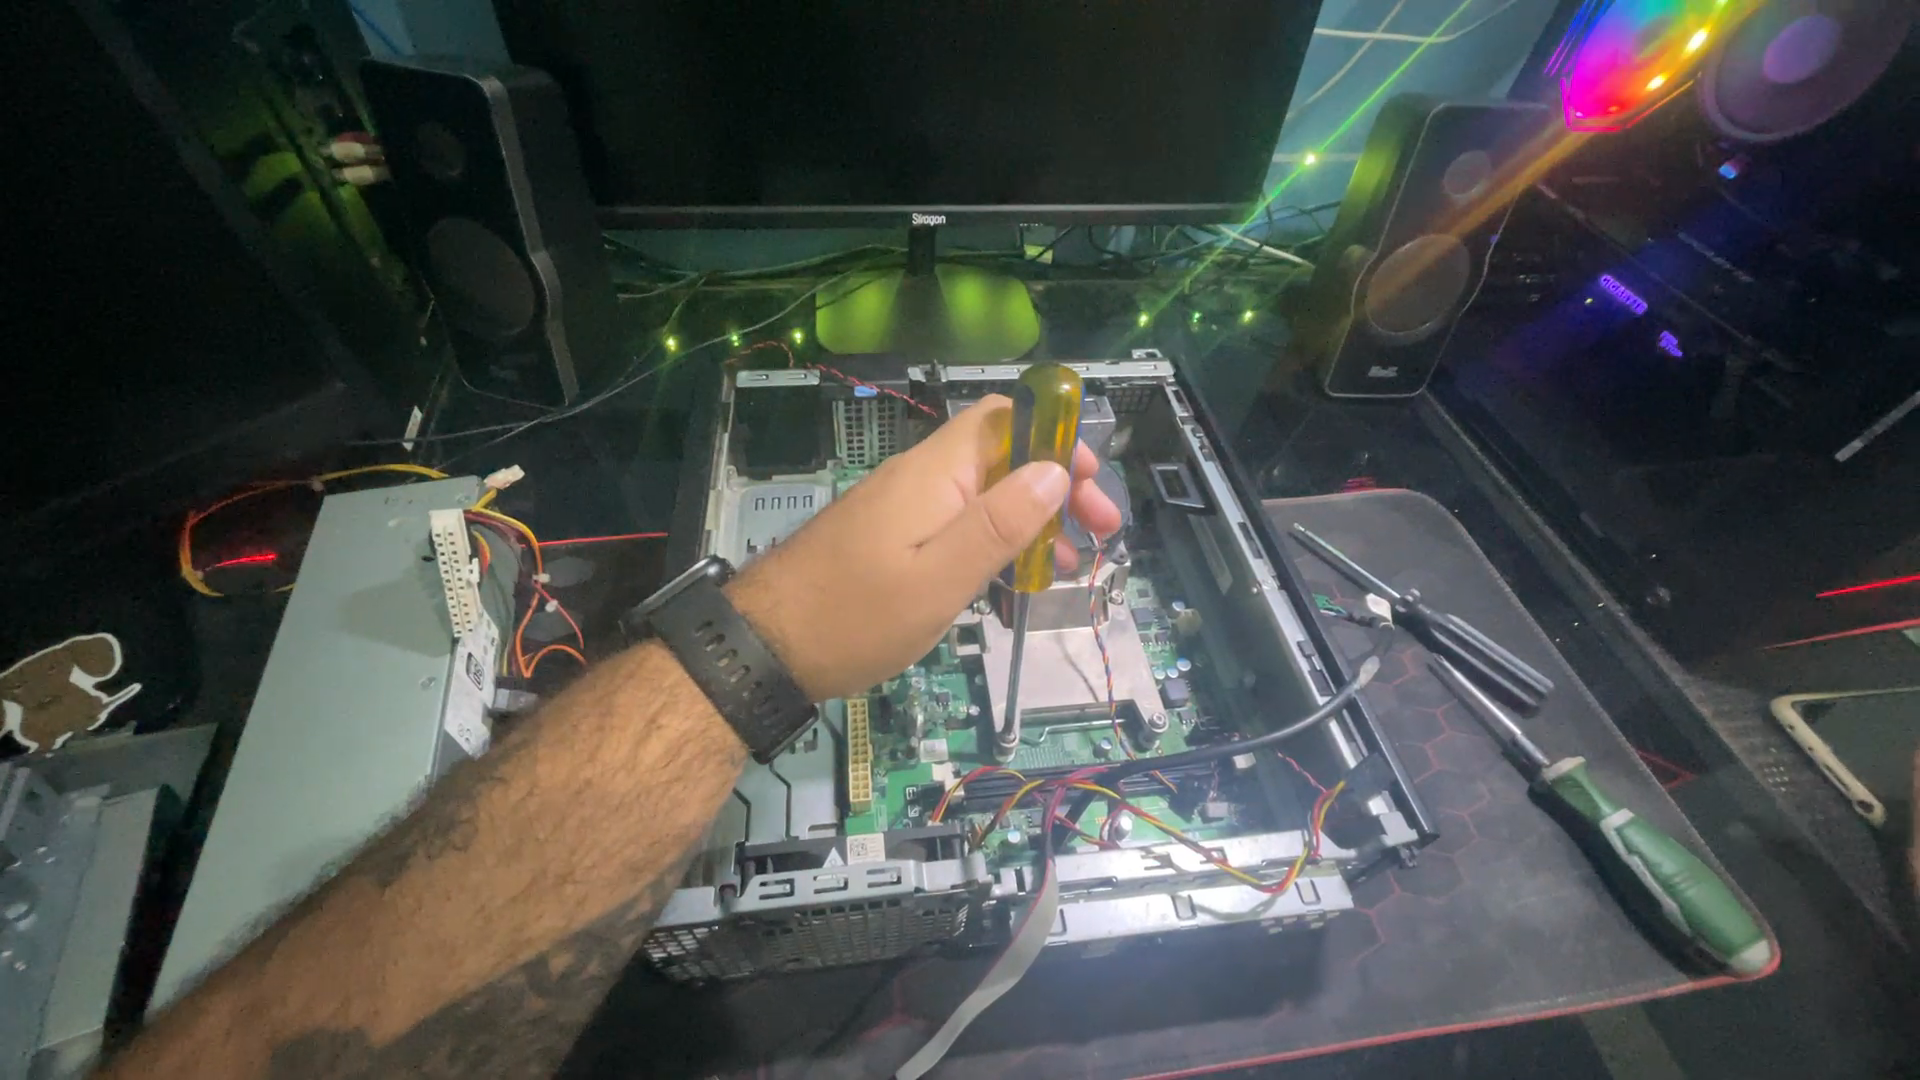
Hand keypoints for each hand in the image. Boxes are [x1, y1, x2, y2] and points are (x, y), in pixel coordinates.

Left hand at [726, 394, 1121, 700]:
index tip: (1092, 482)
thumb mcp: (939, 579)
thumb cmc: (857, 617)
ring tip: (1067, 568)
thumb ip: (998, 523)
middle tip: (1100, 534)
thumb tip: (1054, 469)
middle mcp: (921, 479)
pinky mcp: (894, 540)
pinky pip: (957, 526)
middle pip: (1002, 459)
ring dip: (1032, 522)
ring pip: (983, 496)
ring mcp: (904, 510)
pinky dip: (994, 544)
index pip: (1004, 418)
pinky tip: (1012, 581)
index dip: (1056, 437)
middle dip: (1058, 488)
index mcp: (934, 473)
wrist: (767, 648)